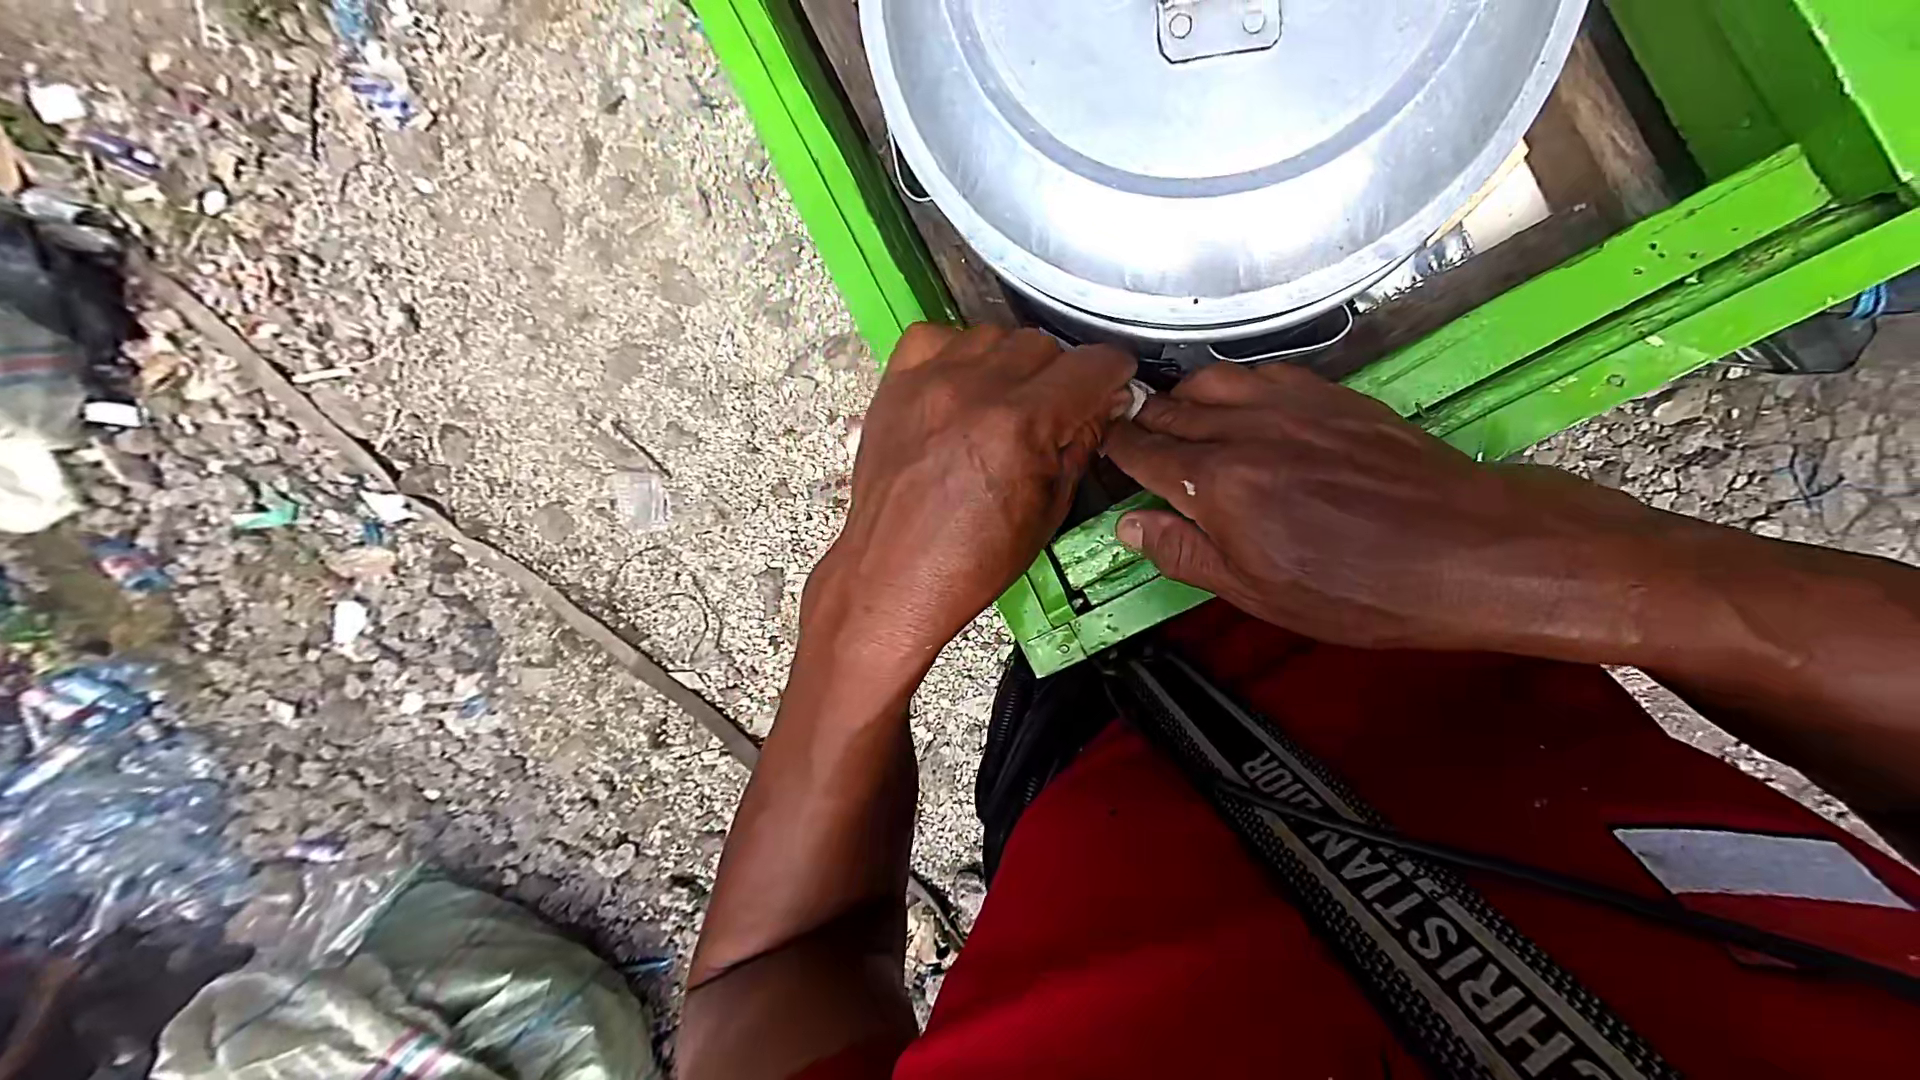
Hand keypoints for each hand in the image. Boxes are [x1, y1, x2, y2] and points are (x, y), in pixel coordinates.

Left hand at [805, 324, 1134, 668]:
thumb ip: (1080, 445)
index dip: (1112, 377)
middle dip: (1060, 377)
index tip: (1109, 387)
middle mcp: (974, 390)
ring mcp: (929, 382)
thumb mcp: (1049, 510)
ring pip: (994, 336)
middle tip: (1053, 413)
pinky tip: (961, 389)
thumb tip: (1101, 406)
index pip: (1091, 365)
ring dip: (1010, 366)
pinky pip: (937, 338)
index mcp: (1019, 425)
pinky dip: (958, 356)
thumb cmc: (969, 559)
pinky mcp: (896, 386)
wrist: (896, 573)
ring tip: (1002, 406)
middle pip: (1044, 345)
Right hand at [1103, 362, 1687, 656]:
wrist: (1470, 552)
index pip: (1142, 451)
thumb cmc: (1358, 588)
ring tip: (1177, 419)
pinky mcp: (1330, 396)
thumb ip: (1182, 552)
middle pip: (1168, 411)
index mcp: (1217, 485)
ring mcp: (1290, 405)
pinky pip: (1260, 373)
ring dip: (1181, 398)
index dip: (1115, 449)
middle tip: (1131, 437)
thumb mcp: (1254, 592)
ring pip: (1209, 381)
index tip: (1105, 450)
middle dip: (1140, 422)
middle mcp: (1245, 431)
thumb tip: (1129, 525)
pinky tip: (1238, 407)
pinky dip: (1232, 385)